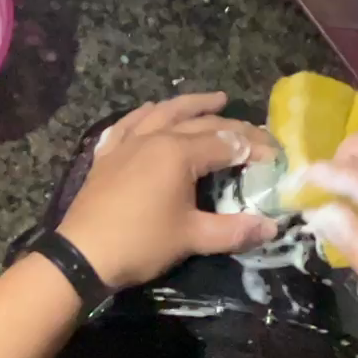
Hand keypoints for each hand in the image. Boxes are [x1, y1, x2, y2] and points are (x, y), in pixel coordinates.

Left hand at [57, 92, 279, 289]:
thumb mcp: (191, 238)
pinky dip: (144, 115)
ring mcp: (126, 143)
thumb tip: (271, 227)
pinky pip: (128, 124)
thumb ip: (232, 231)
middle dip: (231, 126)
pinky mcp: (105, 156)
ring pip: (162, 113)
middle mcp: (154, 137)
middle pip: (199, 123)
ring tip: (212, 101)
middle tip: (255, 132)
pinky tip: (150, 112)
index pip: (227, 143)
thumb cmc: (140, 244)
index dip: (255, 149)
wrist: (82, 256)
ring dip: (190, 105)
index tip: (275, 157)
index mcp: (178, 153)